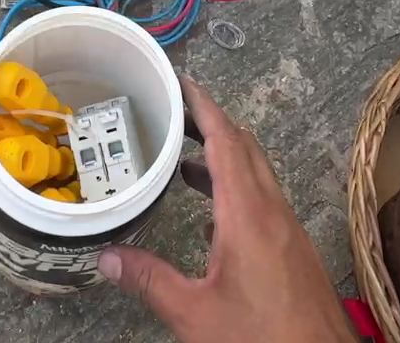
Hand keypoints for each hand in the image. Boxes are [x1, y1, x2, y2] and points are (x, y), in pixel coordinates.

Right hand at [100, 78, 354, 342]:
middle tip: (174, 115)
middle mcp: (271, 207)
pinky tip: (212, 217)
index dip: (203, 105)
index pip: (225, 139)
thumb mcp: (196, 314)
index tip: (182, 82)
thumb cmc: (262, 337)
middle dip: (209, 123)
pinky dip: (236, 187)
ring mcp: (287, 225)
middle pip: (242, 145)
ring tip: (183, 161)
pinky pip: (263, 196)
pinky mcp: (293, 245)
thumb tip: (106, 258)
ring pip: (255, 171)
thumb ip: (150, 281)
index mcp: (247, 211)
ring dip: (222, 156)